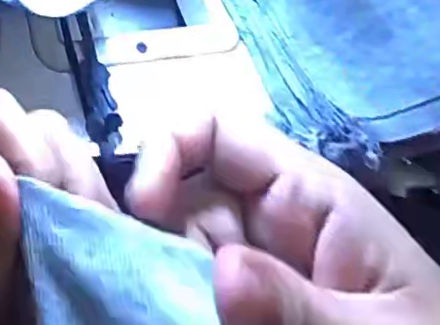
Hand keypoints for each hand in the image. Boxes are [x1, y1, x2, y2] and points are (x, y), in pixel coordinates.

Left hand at [0, 89, 114, 324]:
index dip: (20, 145)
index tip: (37, 204)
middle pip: (40, 131)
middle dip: (65, 174)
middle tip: (73, 236)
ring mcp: (20, 208)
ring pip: (73, 162)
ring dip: (88, 199)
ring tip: (90, 252)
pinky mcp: (51, 237)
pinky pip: (90, 202)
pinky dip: (101, 222)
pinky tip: (100, 253)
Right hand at [128, 115, 439, 324]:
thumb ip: (302, 306)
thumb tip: (221, 270)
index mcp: (301, 194)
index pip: (218, 133)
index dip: (171, 149)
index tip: (143, 206)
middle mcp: (267, 224)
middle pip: (185, 203)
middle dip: (155, 242)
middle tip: (137, 296)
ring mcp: (257, 277)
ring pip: (182, 261)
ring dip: (160, 288)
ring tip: (148, 309)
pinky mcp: (249, 317)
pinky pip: (198, 304)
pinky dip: (175, 310)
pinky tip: (160, 315)